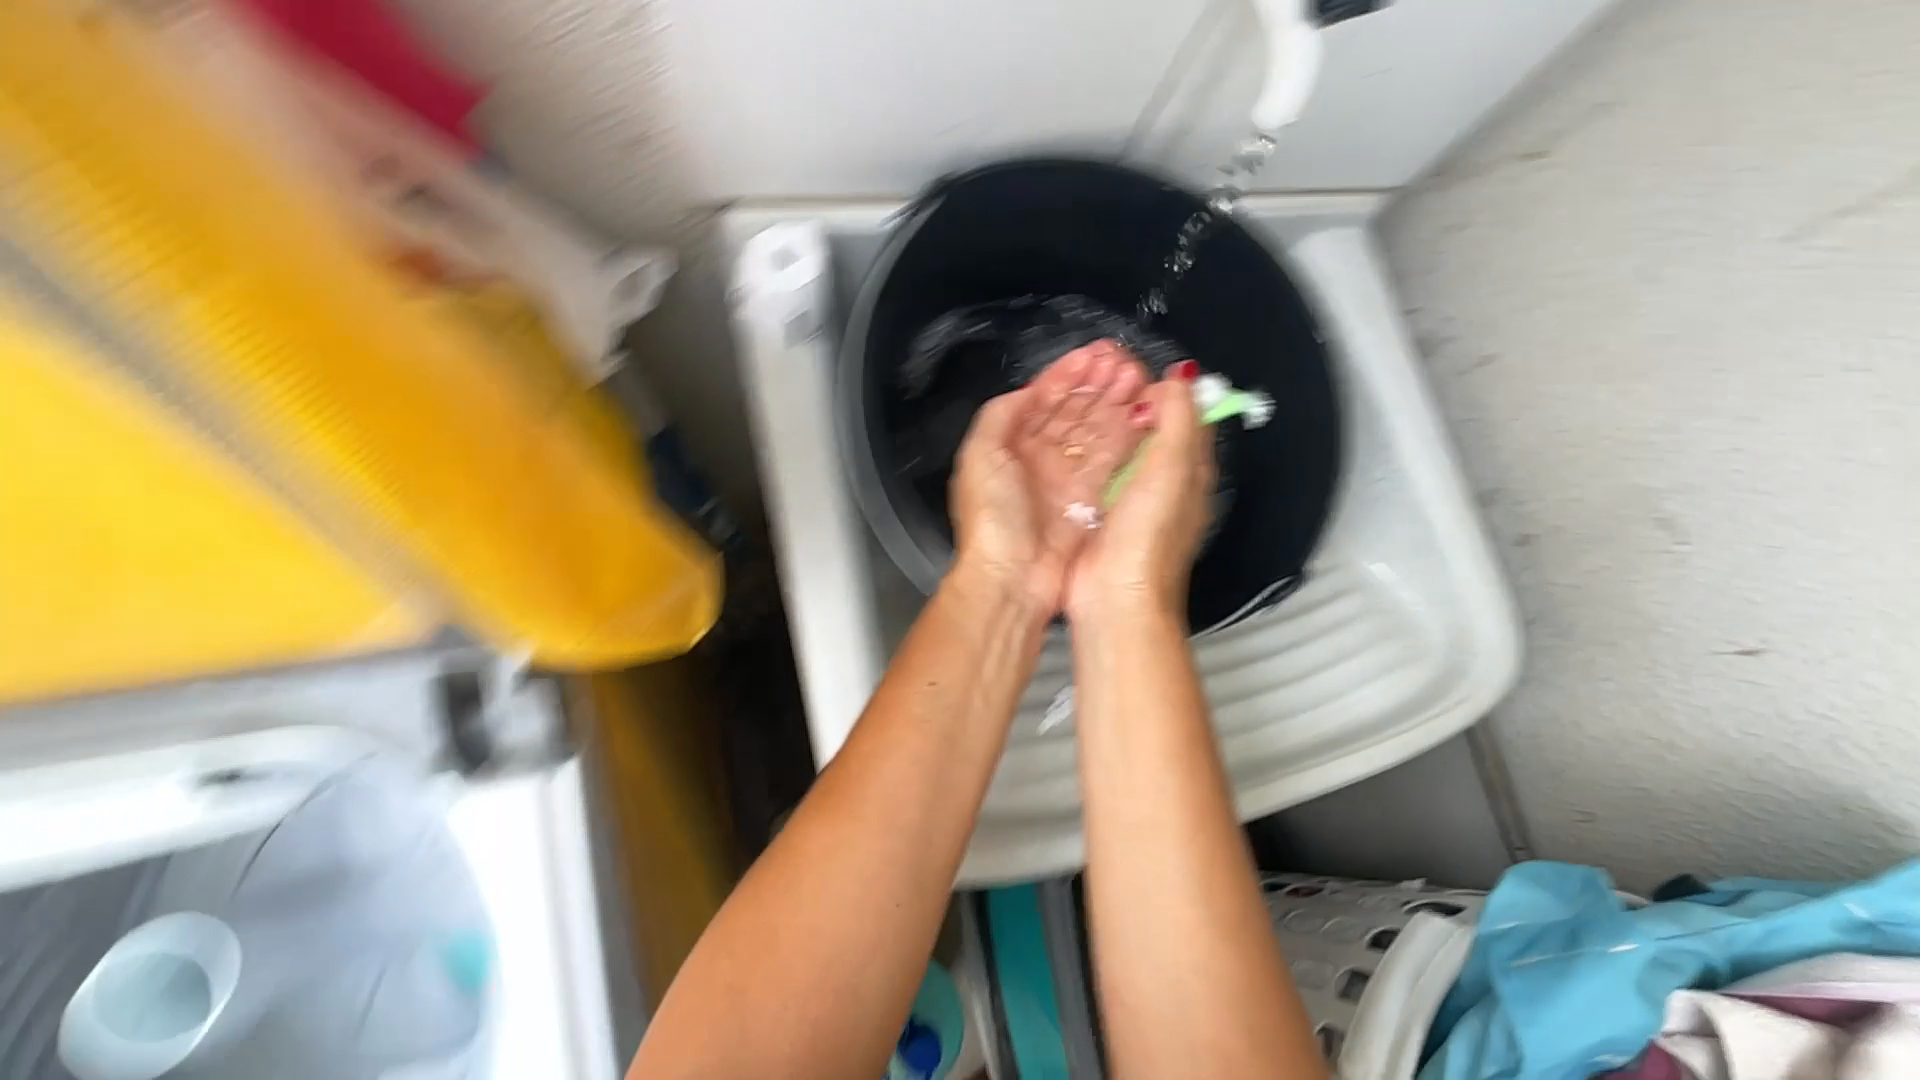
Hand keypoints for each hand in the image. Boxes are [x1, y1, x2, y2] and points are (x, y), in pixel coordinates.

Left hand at [949, 341, 1148, 613]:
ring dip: (1115, 401)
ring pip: (1095, 429)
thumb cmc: (991, 516)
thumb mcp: (980, 455)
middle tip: (1126, 360)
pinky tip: (1141, 410)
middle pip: (1073, 410)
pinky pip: (1111, 458)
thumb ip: (1001, 415)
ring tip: (1137, 376)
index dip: (1069, 374)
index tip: (1097, 353)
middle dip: (1098, 383)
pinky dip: (1126, 432)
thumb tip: (1030, 390)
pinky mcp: (1090, 498)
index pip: (1043, 399)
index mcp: (1010, 444)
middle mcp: (1040, 457)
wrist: (1010, 577)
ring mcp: (1067, 477)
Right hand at [1066, 370, 1214, 623]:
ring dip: (1106, 424)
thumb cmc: (1148, 537)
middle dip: (1131, 401)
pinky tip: (1067, 442)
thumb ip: (1178, 418)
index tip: (1133, 366)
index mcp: (1192, 470)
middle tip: (1100, 376)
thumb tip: (1182, 375)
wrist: (1114, 597)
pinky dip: (1087, 453)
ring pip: (1122, 448)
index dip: (1165, 388)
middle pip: (1152, 429)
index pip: (1187, 415)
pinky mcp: (1101, 514)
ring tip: (1080, 399)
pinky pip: (1097, 471)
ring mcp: (1132, 500)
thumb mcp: (1173, 466)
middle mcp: (1165, 483)